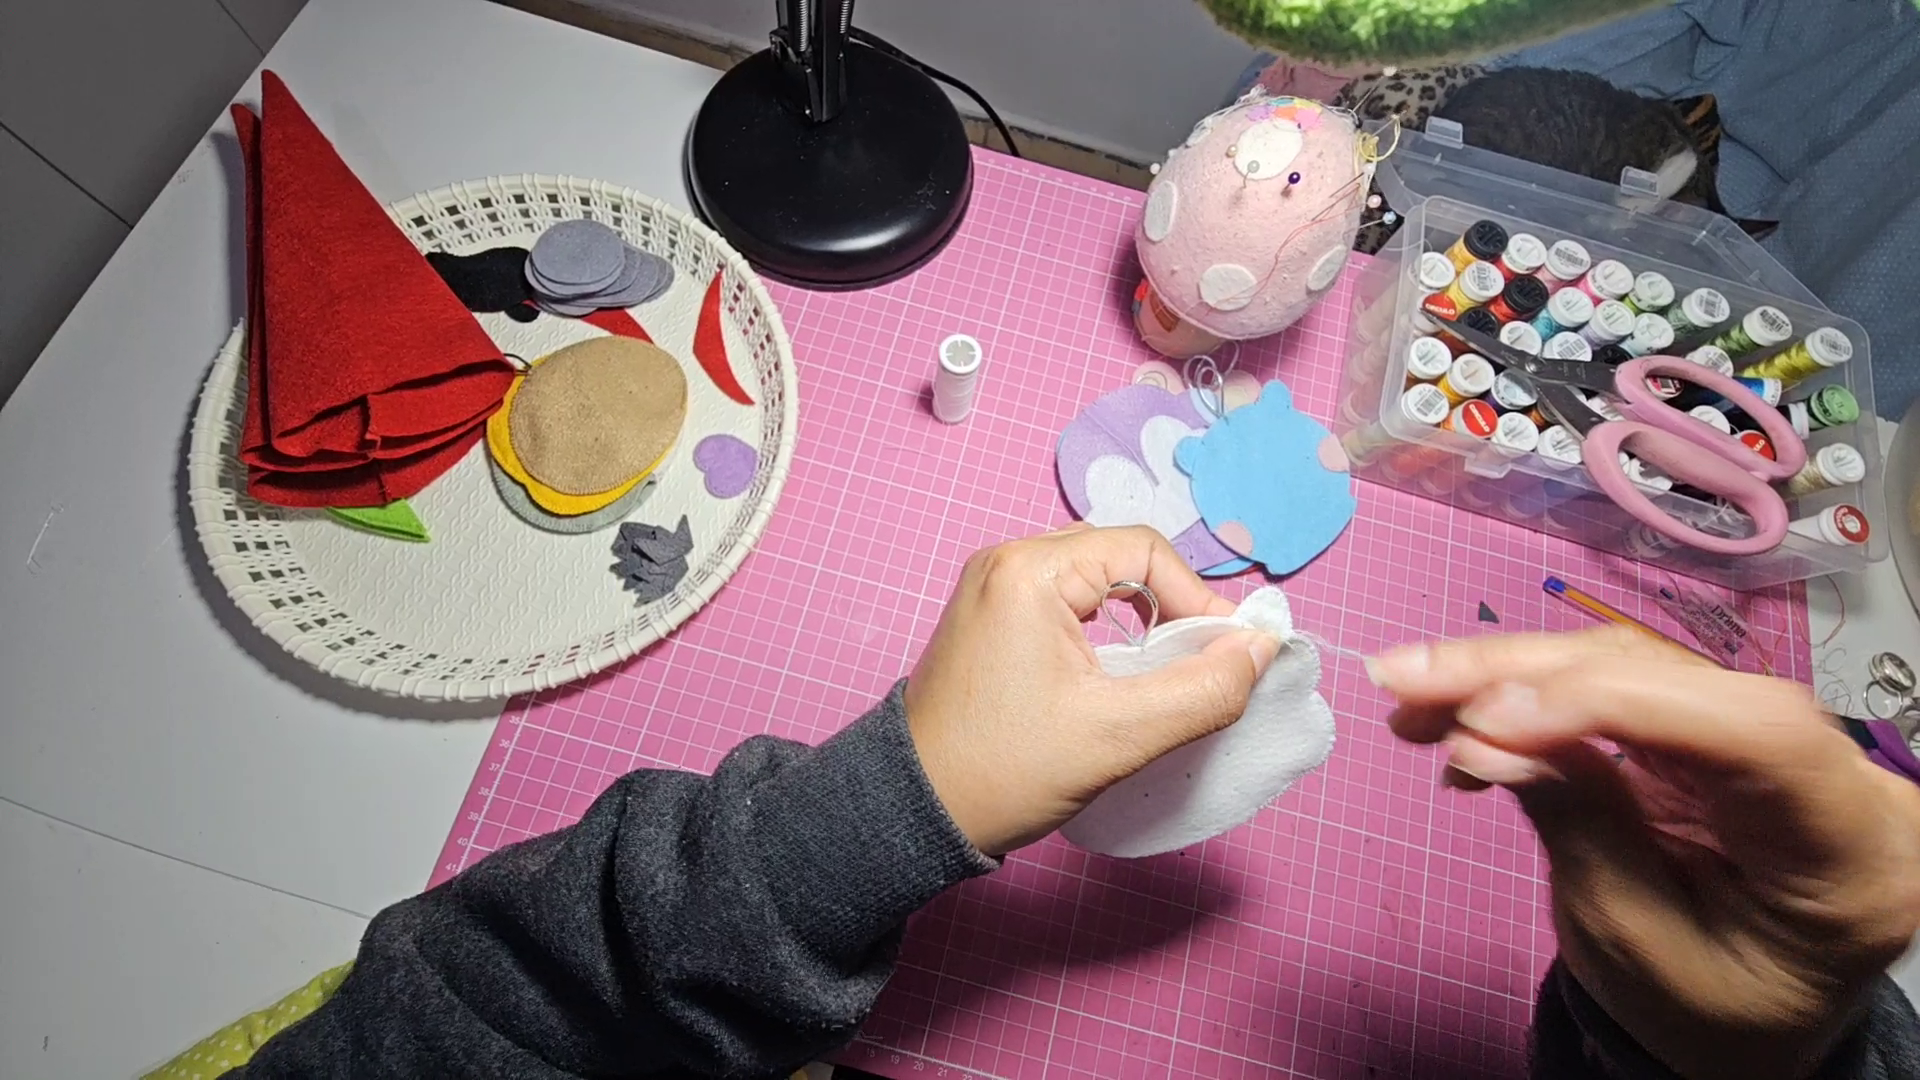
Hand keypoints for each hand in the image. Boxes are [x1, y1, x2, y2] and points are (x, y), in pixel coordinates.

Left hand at [905, 525, 1280, 855]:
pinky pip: (1063, 597)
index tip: (1226, 653)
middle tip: (1195, 661)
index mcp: (1029, 570)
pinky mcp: (989, 613)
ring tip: (1159, 667)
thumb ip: (1203, 689)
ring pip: (1093, 577)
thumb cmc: (1005, 769)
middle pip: (1117, 557)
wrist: (917, 806)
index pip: (1142, 549)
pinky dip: (1101, 624)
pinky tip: (1114, 666)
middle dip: (1168, 604)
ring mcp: (992, 586)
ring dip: (1137, 615)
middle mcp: (1005, 561)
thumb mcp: (1119, 734)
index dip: (1197, 596)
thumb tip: (1258, 647)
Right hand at [1370, 627, 1919, 1079]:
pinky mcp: (1678, 727)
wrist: (1722, 1011)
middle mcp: (1813, 765)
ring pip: (1607, 662)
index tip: (1484, 723)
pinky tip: (1443, 722)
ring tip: (1405, 696)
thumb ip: (1575, 822)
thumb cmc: (1698, 1000)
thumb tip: (1480, 739)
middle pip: (1657, 675)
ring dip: (1490, 672)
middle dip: (1516, 672)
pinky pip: (1583, 684)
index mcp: (1849, 846)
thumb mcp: (1634, 935)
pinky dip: (1499, 694)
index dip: (1611, 706)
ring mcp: (1738, 736)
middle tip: (1404, 680)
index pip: (1752, 733)